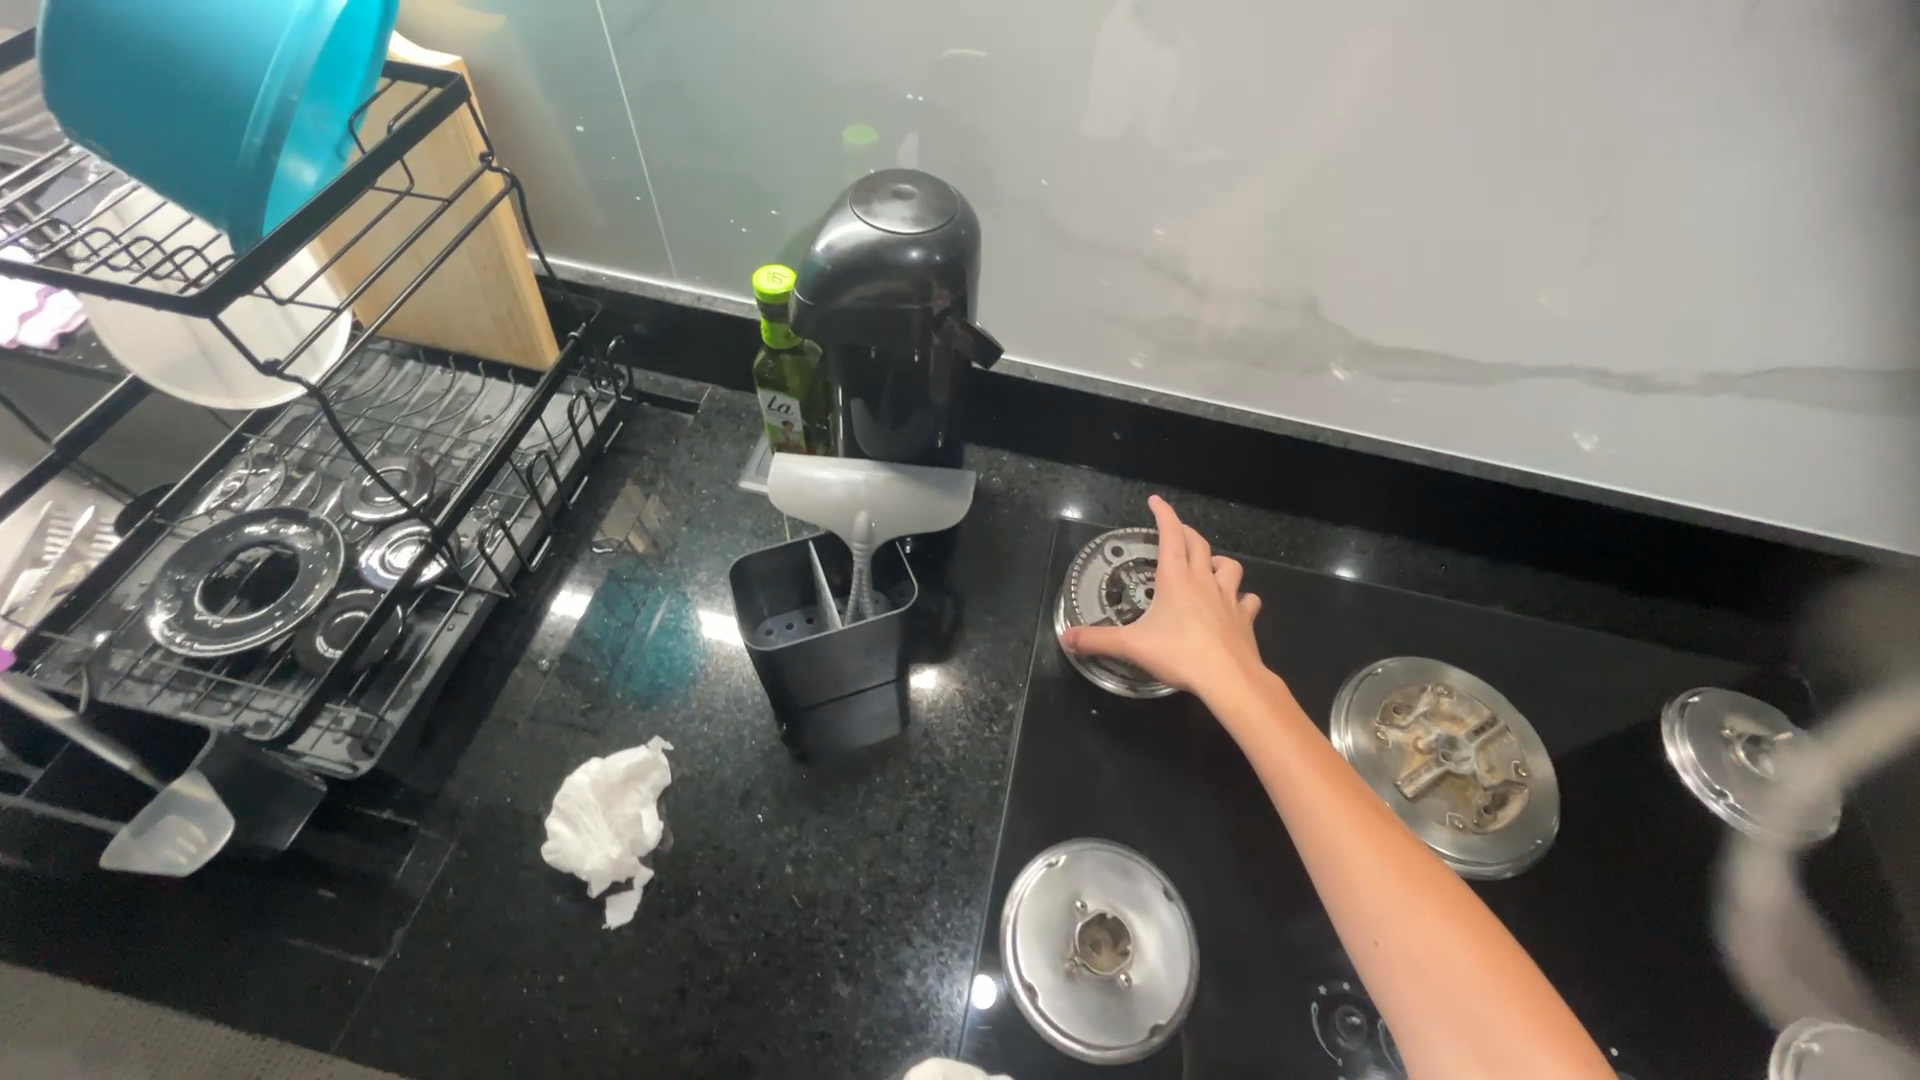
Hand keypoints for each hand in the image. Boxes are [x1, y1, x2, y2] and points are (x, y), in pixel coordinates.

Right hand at [1059, 496, 1266, 697]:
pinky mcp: (1245, 618)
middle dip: (1186, 532)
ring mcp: (1229, 598)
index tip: (1156, 501)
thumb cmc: (1179, 654)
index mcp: (1175, 578)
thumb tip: (1066, 638)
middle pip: (1198, 544)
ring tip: (1208, 566)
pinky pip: (1247, 600)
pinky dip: (1241, 597)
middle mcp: (1204, 581)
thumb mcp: (1131, 646)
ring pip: (1229, 566)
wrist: (1228, 678)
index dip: (1163, 514)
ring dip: (1217, 560)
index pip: (1170, 535)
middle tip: (1175, 531)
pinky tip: (1235, 604)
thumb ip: (1097, 640)